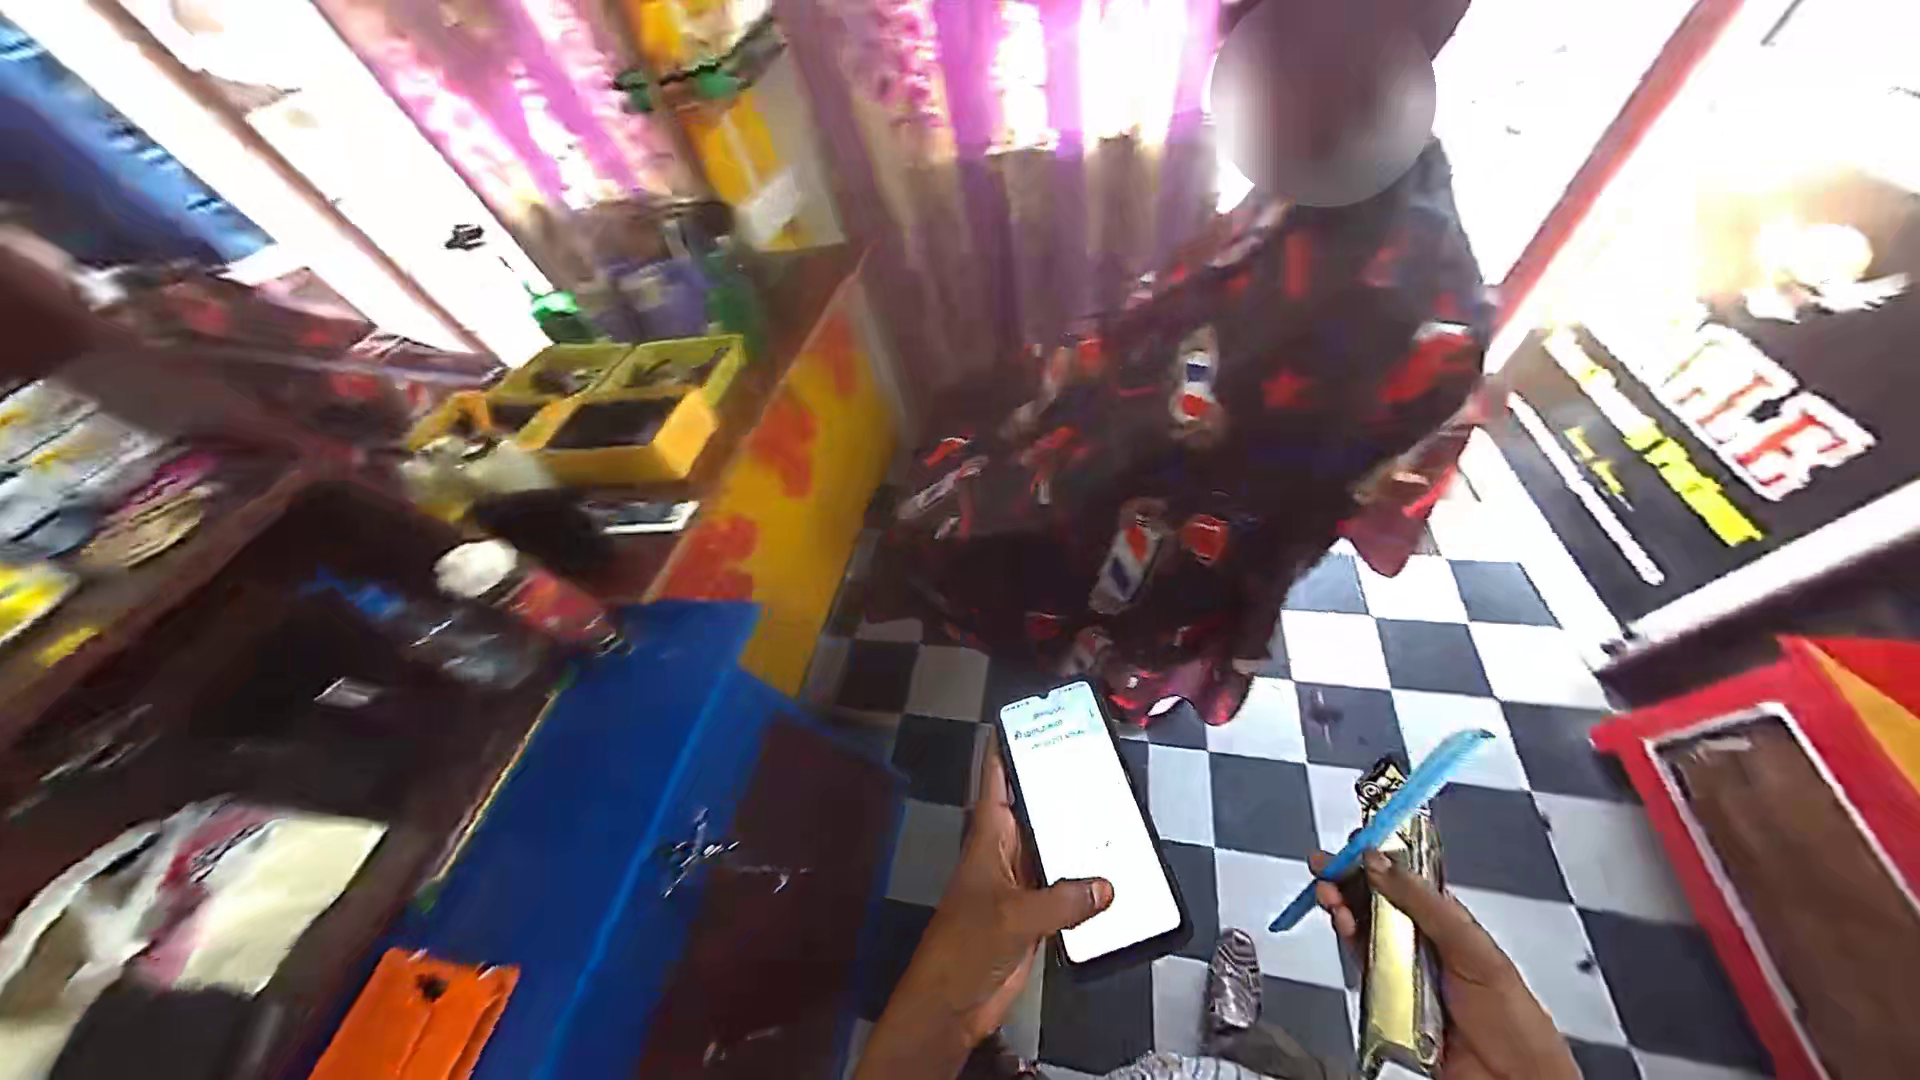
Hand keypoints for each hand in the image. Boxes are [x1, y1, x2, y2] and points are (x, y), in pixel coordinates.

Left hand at [855, 743, 1113, 1078]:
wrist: (952, 999)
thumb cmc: (967, 943)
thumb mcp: (1014, 915)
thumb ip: (1063, 900)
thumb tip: (1108, 887)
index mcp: (989, 832)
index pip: (997, 776)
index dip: (1006, 745)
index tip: (1026, 718)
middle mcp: (1006, 847)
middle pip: (1034, 806)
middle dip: (1058, 785)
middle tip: (1093, 760)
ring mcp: (1021, 878)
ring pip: (1052, 844)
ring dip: (1076, 834)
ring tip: (1114, 809)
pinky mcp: (1035, 909)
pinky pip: (1064, 884)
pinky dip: (1085, 879)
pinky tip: (1112, 873)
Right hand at [1312, 849, 1580, 1079]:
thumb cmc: (1514, 1023)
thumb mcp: (1475, 951)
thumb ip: (1425, 902)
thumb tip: (1377, 859)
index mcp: (1444, 920)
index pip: (1403, 876)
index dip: (1377, 856)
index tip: (1355, 841)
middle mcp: (1417, 938)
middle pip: (1371, 896)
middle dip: (1345, 876)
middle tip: (1326, 863)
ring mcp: (1398, 965)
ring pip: (1359, 922)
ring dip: (1340, 902)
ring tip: (1330, 894)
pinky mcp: (1380, 991)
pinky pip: (1355, 957)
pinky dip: (1343, 936)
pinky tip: (1340, 923)